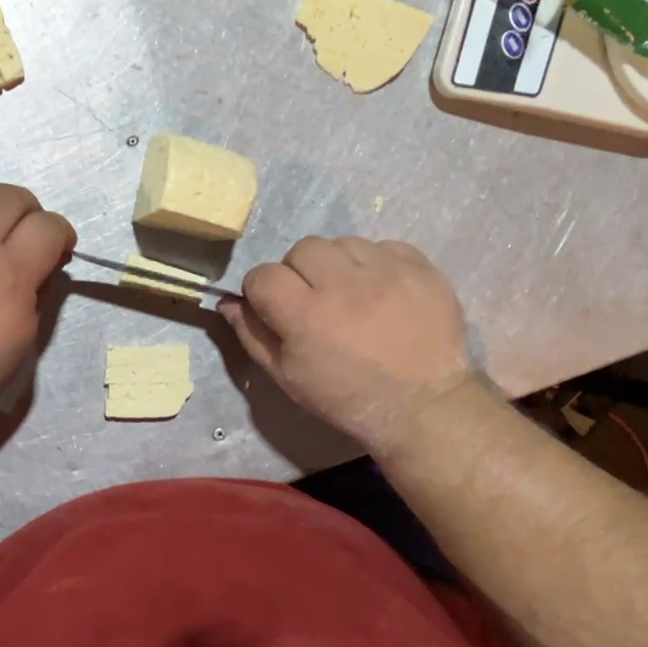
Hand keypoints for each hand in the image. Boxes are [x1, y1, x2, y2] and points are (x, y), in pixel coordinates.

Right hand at [219, 237, 474, 450]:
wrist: (419, 403)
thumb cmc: (344, 397)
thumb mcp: (288, 377)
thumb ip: (253, 336)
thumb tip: (228, 303)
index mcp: (305, 315)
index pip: (263, 275)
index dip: (261, 290)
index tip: (272, 308)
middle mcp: (343, 283)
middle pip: (302, 249)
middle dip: (299, 272)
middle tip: (313, 300)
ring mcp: (385, 270)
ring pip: (342, 242)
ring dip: (336, 265)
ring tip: (348, 295)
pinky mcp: (418, 265)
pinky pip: (381, 246)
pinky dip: (373, 265)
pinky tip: (378, 293)